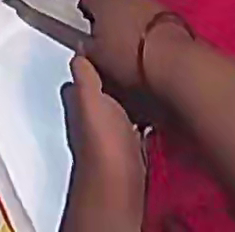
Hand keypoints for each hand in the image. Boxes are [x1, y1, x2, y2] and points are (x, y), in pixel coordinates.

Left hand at [60, 56, 144, 231]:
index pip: (80, 75)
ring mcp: (110, 136)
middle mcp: (91, 119)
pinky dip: (144, 120)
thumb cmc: (102, 142)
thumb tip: (79, 49)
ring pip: (119, 109)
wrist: (119, 188)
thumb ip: (83, 73)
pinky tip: (156, 113)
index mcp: (78, 103)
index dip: (91, 61)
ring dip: (130, 99)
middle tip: (131, 65)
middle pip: (100, 92)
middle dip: (114, 80)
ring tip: (147, 84)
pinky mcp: (130, 152)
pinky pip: (137, 127)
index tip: (106, 47)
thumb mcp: (89, 97)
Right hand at [77, 0, 188, 93]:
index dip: (85, 10)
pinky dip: (149, 29)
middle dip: (110, 18)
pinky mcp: (169, 13)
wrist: (174, 59)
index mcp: (103, 3)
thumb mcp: (98, 59)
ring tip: (132, 46)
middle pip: (112, 3)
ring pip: (133, 9)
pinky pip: (151, 19)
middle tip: (110, 41)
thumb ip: (86, 47)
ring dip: (131, 22)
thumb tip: (82, 41)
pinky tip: (151, 47)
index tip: (87, 25)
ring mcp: (149, 2)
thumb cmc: (128, 58)